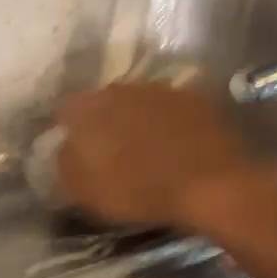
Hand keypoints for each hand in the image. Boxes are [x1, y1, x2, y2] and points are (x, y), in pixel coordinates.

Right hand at [55, 81, 276, 228]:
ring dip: (135, 119)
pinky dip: (166, 123)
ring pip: (138, 102)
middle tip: (104, 147)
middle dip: (101, 119)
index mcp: (89, 107)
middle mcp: (123, 88)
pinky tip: (171, 145)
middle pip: (103, 100)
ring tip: (141, 147)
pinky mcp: (198, 100)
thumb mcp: (83, 188)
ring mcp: (164, 90)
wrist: (212, 185)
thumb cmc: (137, 189)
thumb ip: (65, 162)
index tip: (69, 145)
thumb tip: (65, 147)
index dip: (65, 127)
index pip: (64, 108)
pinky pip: (170, 109)